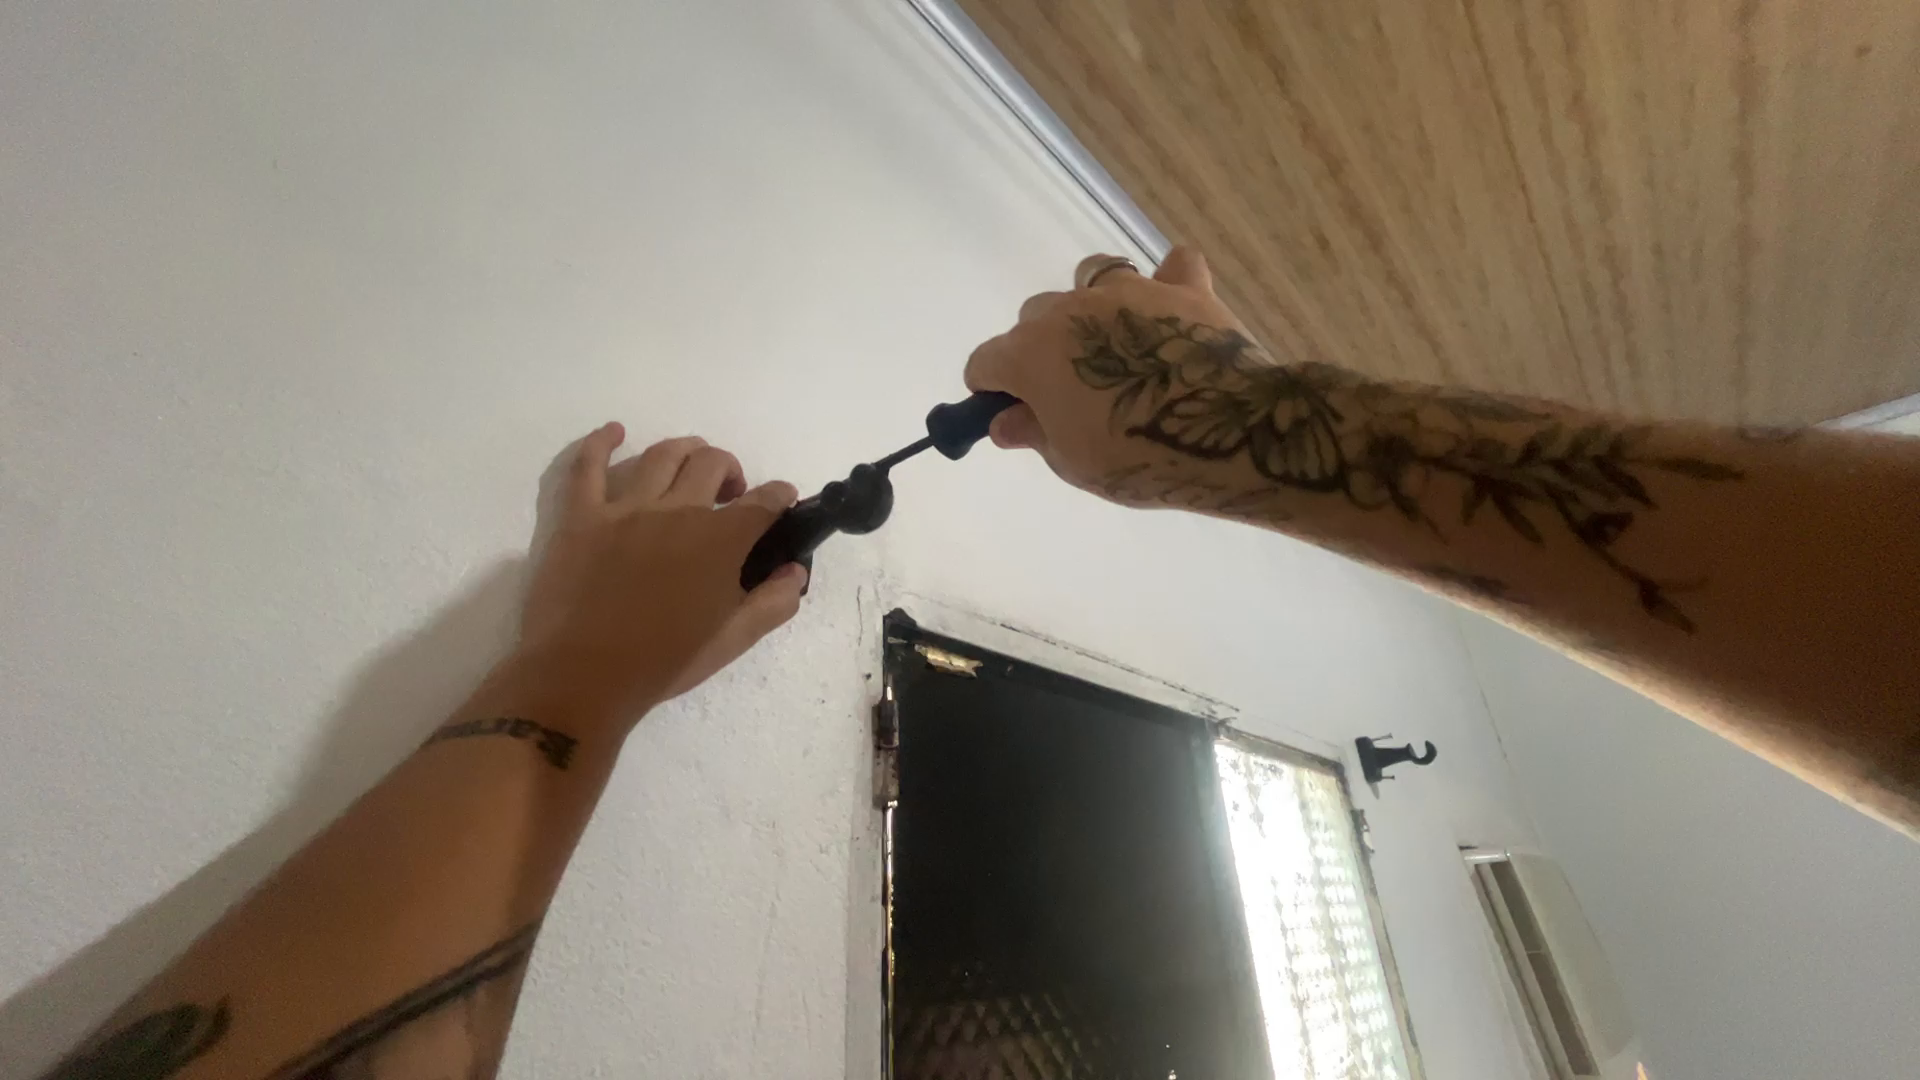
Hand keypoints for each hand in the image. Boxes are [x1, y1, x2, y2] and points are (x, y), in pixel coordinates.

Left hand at [515, 425, 807, 725]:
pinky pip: (586, 464)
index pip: (764, 501)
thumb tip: (796, 571)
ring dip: (685, 451)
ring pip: (661, 454)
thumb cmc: (665, 660)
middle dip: (731, 470)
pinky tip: (614, 432)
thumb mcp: (734, 639)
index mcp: (720, 540)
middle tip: (729, 494)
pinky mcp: (578, 514)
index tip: (783, 499)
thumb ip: (774, 602)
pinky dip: (601, 441)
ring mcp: (624, 508)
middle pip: (712, 462)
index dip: (780, 495)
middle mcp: (677, 510)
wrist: (583, 676)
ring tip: (689, 466)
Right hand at [963, 247, 1258, 503]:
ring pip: (1089, 277)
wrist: (1227, 432)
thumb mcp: (1072, 462)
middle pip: (1032, 318)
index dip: (990, 390)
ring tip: (1112, 344)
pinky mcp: (1183, 287)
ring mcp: (1128, 290)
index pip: (984, 362)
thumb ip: (1032, 433)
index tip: (1009, 411)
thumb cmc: (1136, 457)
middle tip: (1066, 393)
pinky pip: (1170, 268)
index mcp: (1031, 355)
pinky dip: (1166, 285)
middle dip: (1037, 351)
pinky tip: (1170, 312)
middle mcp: (1069, 310)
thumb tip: (1003, 422)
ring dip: (1089, 306)